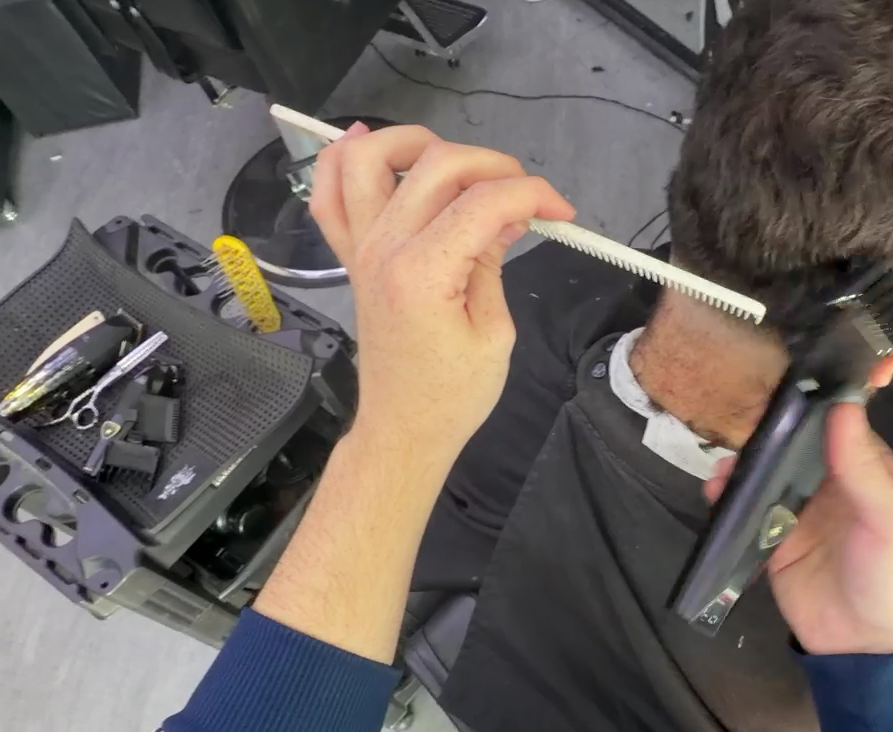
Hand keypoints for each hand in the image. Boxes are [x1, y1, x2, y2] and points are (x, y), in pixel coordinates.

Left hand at [308, 124, 575, 464]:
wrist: (405, 427)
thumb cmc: (454, 395)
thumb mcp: (495, 333)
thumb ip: (493, 263)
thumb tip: (507, 217)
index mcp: (425, 272)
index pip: (485, 202)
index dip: (533, 194)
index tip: (563, 211)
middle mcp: (385, 247)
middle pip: (437, 165)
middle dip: (493, 166)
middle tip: (525, 196)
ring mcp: (361, 248)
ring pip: (371, 158)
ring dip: (416, 143)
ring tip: (457, 164)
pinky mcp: (352, 258)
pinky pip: (329, 194)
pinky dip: (343, 160)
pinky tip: (372, 148)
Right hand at [704, 404, 892, 654]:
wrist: (863, 647)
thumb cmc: (891, 578)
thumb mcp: (890, 521)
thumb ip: (863, 466)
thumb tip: (841, 406)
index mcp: (873, 475)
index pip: (841, 429)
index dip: (814, 410)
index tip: (781, 390)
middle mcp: (836, 488)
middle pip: (798, 451)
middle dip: (769, 438)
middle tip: (741, 425)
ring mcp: (802, 515)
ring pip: (770, 479)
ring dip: (746, 468)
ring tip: (724, 468)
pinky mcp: (775, 542)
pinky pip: (750, 513)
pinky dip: (731, 500)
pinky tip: (716, 491)